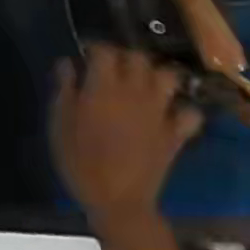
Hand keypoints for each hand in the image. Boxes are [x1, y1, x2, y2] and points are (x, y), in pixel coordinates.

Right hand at [50, 44, 202, 232]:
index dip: (95, 47)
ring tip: (142, 83)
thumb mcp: (59, 123)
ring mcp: (159, 112)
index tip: (86, 53)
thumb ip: (64, 89)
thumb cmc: (80, 161)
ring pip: (168, 76)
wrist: (117, 201)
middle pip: (138, 57)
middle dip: (125, 56)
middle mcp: (134, 91)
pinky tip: (169, 113)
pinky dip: (182, 109)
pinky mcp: (175, 133)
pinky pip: (190, 113)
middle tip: (113, 67)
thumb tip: (66, 63)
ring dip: (155, 75)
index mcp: (103, 86)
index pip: (105, 50)